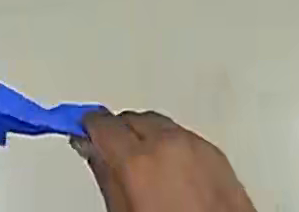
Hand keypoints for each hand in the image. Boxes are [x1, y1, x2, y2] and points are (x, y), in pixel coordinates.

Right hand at [72, 110, 255, 211]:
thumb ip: (106, 178)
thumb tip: (91, 150)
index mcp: (137, 161)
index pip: (101, 123)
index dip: (90, 127)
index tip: (84, 131)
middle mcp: (165, 143)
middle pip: (130, 119)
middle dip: (120, 133)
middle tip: (114, 156)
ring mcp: (192, 144)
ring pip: (157, 124)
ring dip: (147, 137)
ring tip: (146, 168)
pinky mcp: (215, 151)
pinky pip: (183, 136)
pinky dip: (172, 145)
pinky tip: (172, 171)